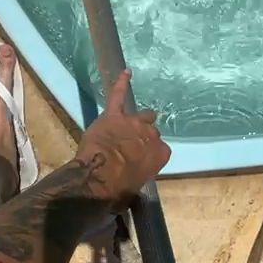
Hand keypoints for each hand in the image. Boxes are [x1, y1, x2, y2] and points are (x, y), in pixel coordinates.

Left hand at [75, 71, 170, 203]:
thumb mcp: (135, 188)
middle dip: (144, 136)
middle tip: (133, 144)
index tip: (142, 158)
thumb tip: (129, 181)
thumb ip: (137, 176)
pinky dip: (121, 83)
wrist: (101, 176)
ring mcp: (133, 122)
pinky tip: (126, 72)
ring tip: (135, 120)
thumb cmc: (119, 189)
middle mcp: (151, 135)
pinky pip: (117, 95)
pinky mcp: (113, 116)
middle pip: (151, 131)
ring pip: (141, 115)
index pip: (160, 150)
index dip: (149, 153)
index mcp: (161, 155)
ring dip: (139, 118)